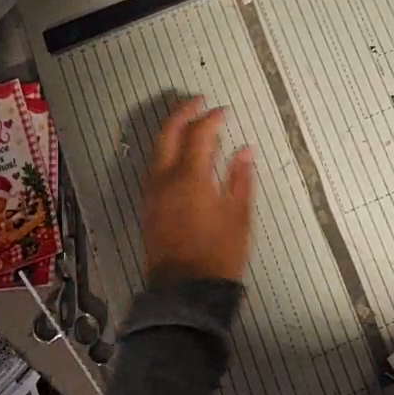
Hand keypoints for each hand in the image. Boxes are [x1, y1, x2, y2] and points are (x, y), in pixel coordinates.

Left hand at [141, 98, 256, 287]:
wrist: (184, 293)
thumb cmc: (218, 255)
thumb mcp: (239, 217)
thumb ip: (241, 179)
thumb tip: (245, 150)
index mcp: (190, 178)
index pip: (200, 135)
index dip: (212, 118)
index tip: (225, 111)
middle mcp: (166, 179)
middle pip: (169, 134)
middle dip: (183, 113)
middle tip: (200, 101)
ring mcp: (153, 193)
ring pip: (158, 150)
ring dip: (172, 130)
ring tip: (191, 122)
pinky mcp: (149, 206)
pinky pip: (155, 167)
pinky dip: (167, 151)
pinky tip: (181, 154)